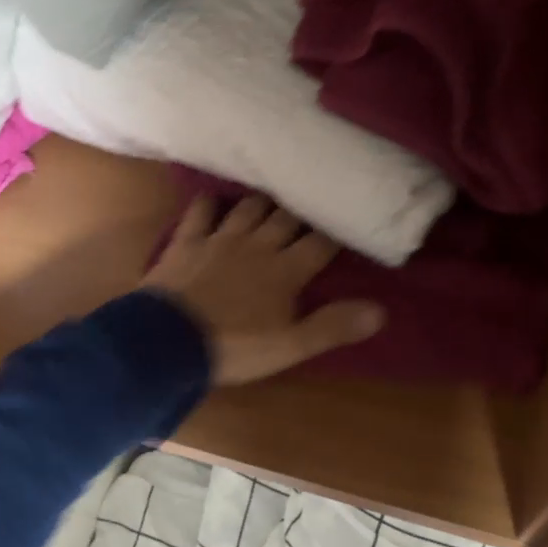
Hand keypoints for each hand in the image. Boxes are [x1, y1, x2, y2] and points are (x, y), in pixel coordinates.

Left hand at [140, 196, 385, 385]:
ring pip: (248, 208)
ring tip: (273, 198)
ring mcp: (218, 239)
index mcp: (286, 271)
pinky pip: (200, 212)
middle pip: (286, 217)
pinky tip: (214, 199)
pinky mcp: (185, 242)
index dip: (337, 231)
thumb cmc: (233, 348)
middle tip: (312, 203)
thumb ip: (332, 326)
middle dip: (302, 210)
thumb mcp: (288, 346)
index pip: (321, 242)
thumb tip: (381, 311)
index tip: (350, 220)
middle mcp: (256, 245)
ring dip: (262, 202)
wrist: (166, 341)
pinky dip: (209, 204)